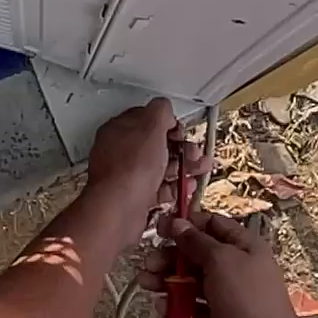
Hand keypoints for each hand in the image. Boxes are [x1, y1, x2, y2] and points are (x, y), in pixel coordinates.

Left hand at [85, 100, 209, 224]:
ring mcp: (125, 175)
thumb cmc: (131, 167)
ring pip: (159, 167)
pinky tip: (186, 188)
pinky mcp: (133, 197)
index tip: (181, 132)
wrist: (119, 209)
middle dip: (180, 148)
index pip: (146, 119)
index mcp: (119, 130)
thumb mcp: (151, 127)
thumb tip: (164, 107)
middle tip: (194, 154)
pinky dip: (174, 187)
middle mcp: (119, 151)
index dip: (167, 123)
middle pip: (155, 144)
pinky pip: (157, 188)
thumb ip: (160, 111)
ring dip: (182, 167)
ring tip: (198, 170)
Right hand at [139, 211, 316, 317]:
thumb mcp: (221, 261)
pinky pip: (193, 307)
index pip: (211, 224)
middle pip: (196, 253)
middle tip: (148, 262)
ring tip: (146, 284)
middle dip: (171, 256)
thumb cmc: (248, 299)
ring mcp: (227, 294)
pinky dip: (177, 306)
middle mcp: (235, 266)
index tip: (160, 228)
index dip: (186, 224)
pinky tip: (162, 309)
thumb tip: (178, 223)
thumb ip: (196, 242)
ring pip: (191, 280)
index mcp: (243, 245)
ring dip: (168, 280)